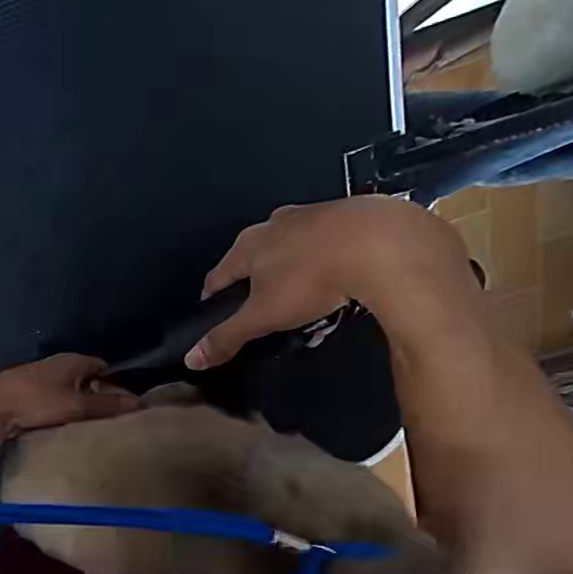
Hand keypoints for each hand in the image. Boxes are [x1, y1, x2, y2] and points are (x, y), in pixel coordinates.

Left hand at [0, 353, 139, 432]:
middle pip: (87, 379)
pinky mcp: (28, 391)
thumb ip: (108, 405)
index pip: (104, 367)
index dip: (115, 384)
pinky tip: (64, 424)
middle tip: (109, 418)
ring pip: (70, 389)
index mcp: (73, 359)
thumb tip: (140, 404)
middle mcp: (58, 363)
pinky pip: (54, 398)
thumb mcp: (78, 406)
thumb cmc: (38, 402)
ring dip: (79, 404)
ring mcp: (41, 376)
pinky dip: (62, 408)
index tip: (124, 405)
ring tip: (90, 424)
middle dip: (99, 395)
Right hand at [187, 195, 477, 369]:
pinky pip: (324, 242)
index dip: (214, 299)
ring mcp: (311, 215)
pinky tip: (336, 276)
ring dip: (290, 269)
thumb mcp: (263, 316)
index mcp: (247, 246)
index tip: (217, 316)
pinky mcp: (347, 213)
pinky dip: (323, 260)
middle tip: (263, 311)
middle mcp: (274, 224)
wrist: (382, 243)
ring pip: (289, 247)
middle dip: (254, 284)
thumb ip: (226, 337)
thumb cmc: (311, 279)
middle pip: (253, 258)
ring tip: (301, 296)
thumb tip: (190, 359)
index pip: (216, 276)